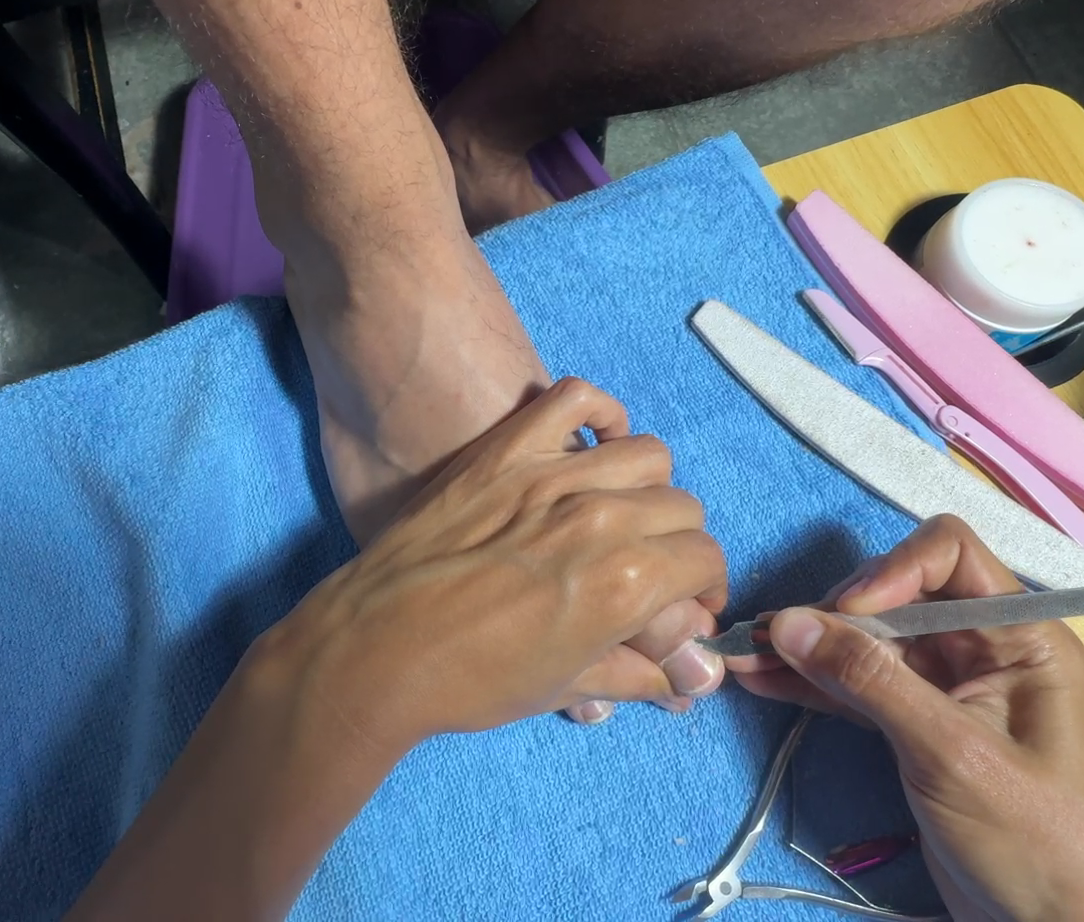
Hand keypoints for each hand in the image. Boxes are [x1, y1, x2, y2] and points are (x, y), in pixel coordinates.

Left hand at [258, 377, 729, 748]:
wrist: (377, 646)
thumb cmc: (471, 679)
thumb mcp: (567, 685)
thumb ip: (646, 672)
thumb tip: (701, 676)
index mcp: (628, 582)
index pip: (705, 559)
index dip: (702, 589)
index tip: (682, 606)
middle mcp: (603, 516)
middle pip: (683, 507)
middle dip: (677, 545)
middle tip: (647, 570)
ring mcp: (553, 472)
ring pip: (646, 453)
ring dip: (646, 487)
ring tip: (617, 512)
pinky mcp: (508, 446)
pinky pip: (575, 398)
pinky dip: (595, 414)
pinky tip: (588, 446)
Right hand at [725, 516, 1083, 921]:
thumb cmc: (1036, 841)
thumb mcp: (953, 753)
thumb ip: (868, 680)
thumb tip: (785, 622)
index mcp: (1016, 635)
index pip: (946, 556)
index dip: (891, 571)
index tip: (847, 616)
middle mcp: (977, 646)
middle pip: (889, 597)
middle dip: (828, 614)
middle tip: (771, 639)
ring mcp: (940, 685)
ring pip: (860, 642)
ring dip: (803, 647)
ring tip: (742, 654)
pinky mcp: (910, 723)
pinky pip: (851, 685)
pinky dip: (808, 682)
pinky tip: (760, 680)